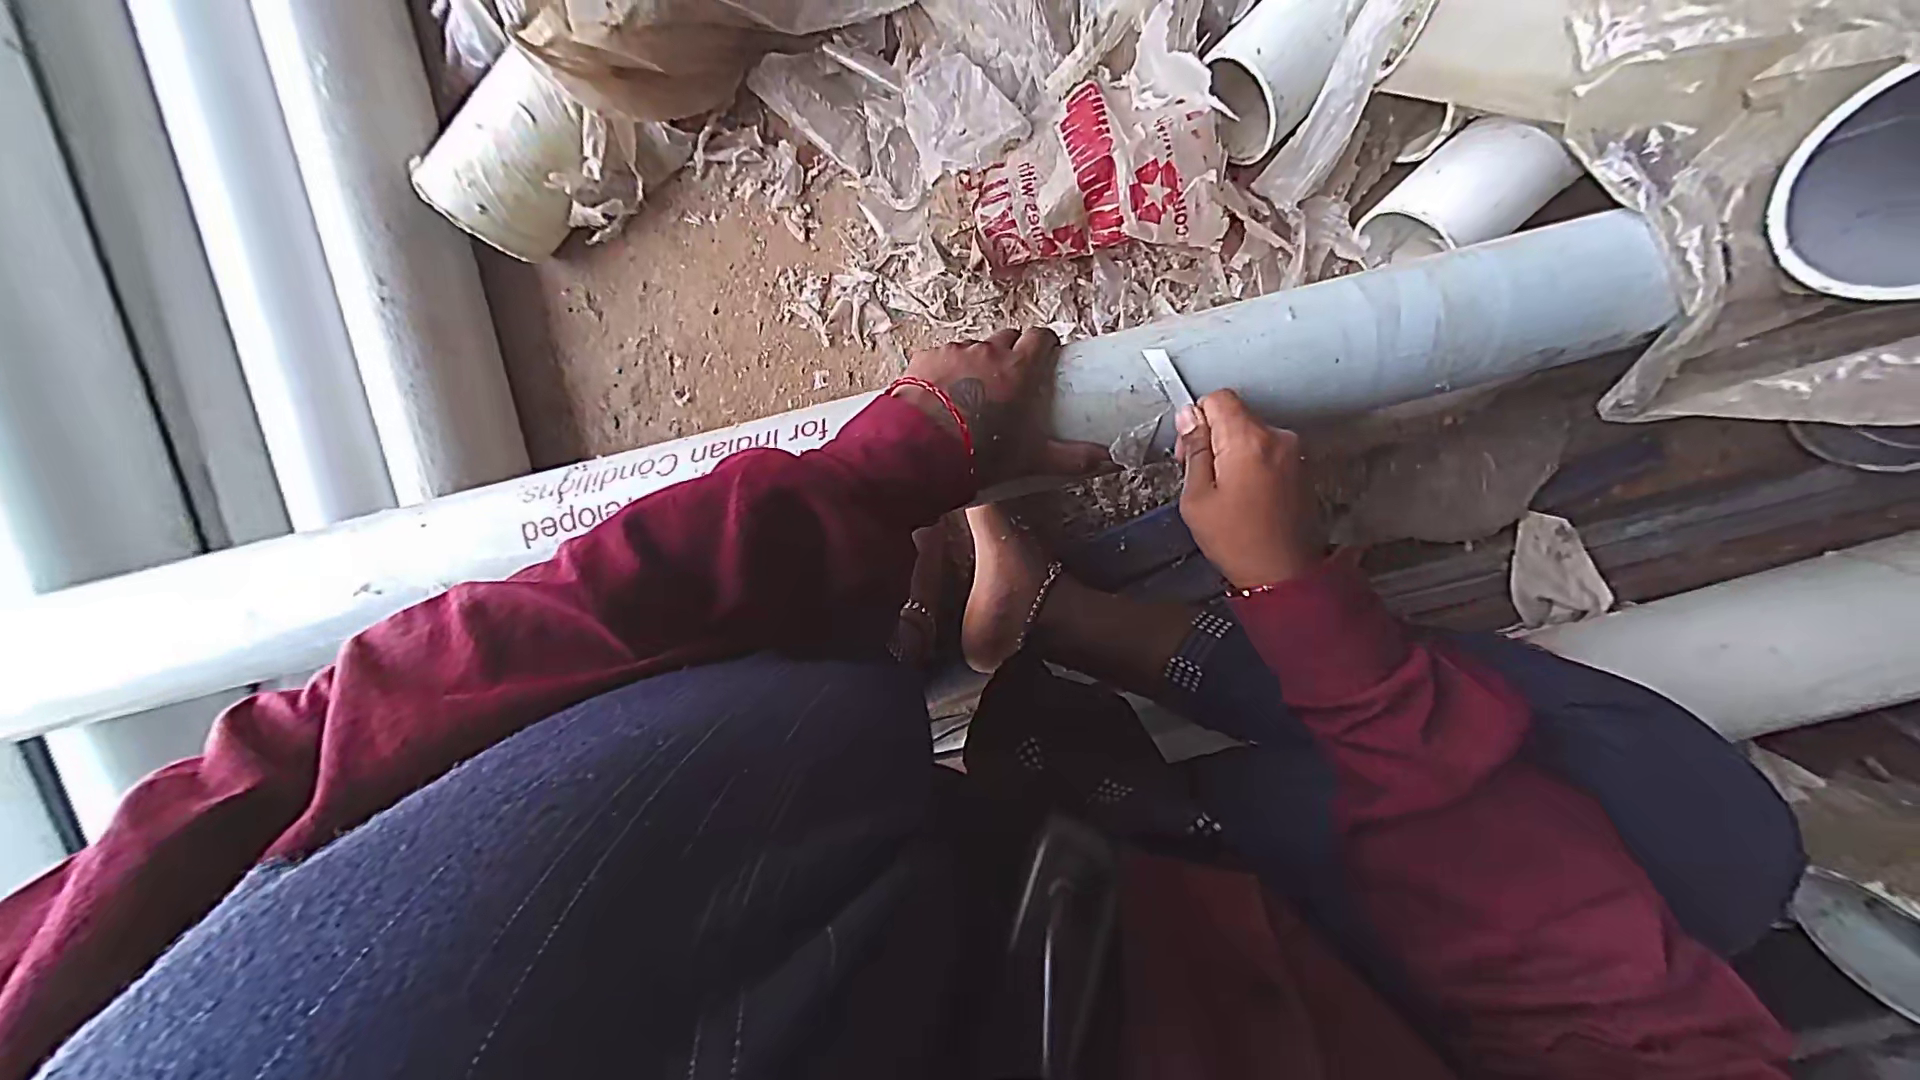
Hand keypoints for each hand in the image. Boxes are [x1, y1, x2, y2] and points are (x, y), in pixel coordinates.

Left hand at [896, 328, 1111, 486]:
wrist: (919, 453)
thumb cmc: (980, 455)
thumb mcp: (1030, 459)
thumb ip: (1071, 457)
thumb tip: (1109, 461)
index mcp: (1019, 368)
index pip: (1040, 337)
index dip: (1044, 345)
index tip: (1044, 358)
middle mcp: (987, 351)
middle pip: (1006, 339)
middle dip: (1010, 353)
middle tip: (1008, 381)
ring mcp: (953, 352)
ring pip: (971, 348)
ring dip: (975, 363)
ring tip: (970, 394)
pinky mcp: (924, 359)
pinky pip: (940, 358)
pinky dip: (943, 371)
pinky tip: (940, 396)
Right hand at [1176, 390, 1321, 589]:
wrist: (1282, 572)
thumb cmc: (1238, 541)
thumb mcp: (1197, 497)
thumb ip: (1193, 450)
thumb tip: (1188, 418)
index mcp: (1248, 441)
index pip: (1218, 398)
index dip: (1196, 418)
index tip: (1189, 447)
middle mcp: (1277, 438)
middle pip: (1235, 414)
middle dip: (1212, 436)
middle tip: (1202, 475)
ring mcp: (1293, 451)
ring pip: (1249, 432)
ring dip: (1231, 451)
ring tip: (1224, 490)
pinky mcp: (1299, 466)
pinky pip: (1266, 449)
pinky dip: (1250, 462)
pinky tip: (1243, 494)